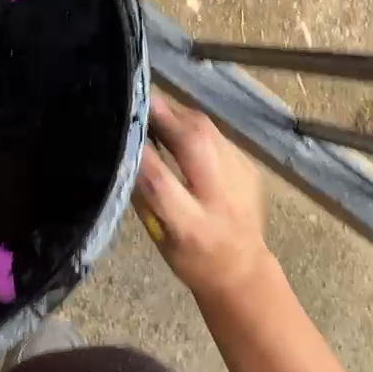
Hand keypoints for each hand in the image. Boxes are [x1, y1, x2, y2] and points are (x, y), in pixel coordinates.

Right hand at [134, 93, 272, 298]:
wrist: (245, 270)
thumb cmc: (191, 259)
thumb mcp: (159, 237)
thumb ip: (145, 196)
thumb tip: (128, 153)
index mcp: (191, 225)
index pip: (162, 183)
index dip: (141, 153)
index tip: (122, 129)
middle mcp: (220, 198)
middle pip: (194, 145)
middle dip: (165, 117)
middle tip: (139, 101)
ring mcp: (241, 179)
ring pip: (208, 131)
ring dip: (178, 115)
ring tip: (155, 108)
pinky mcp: (250, 167)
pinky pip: (217, 135)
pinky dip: (195, 127)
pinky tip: (180, 127)